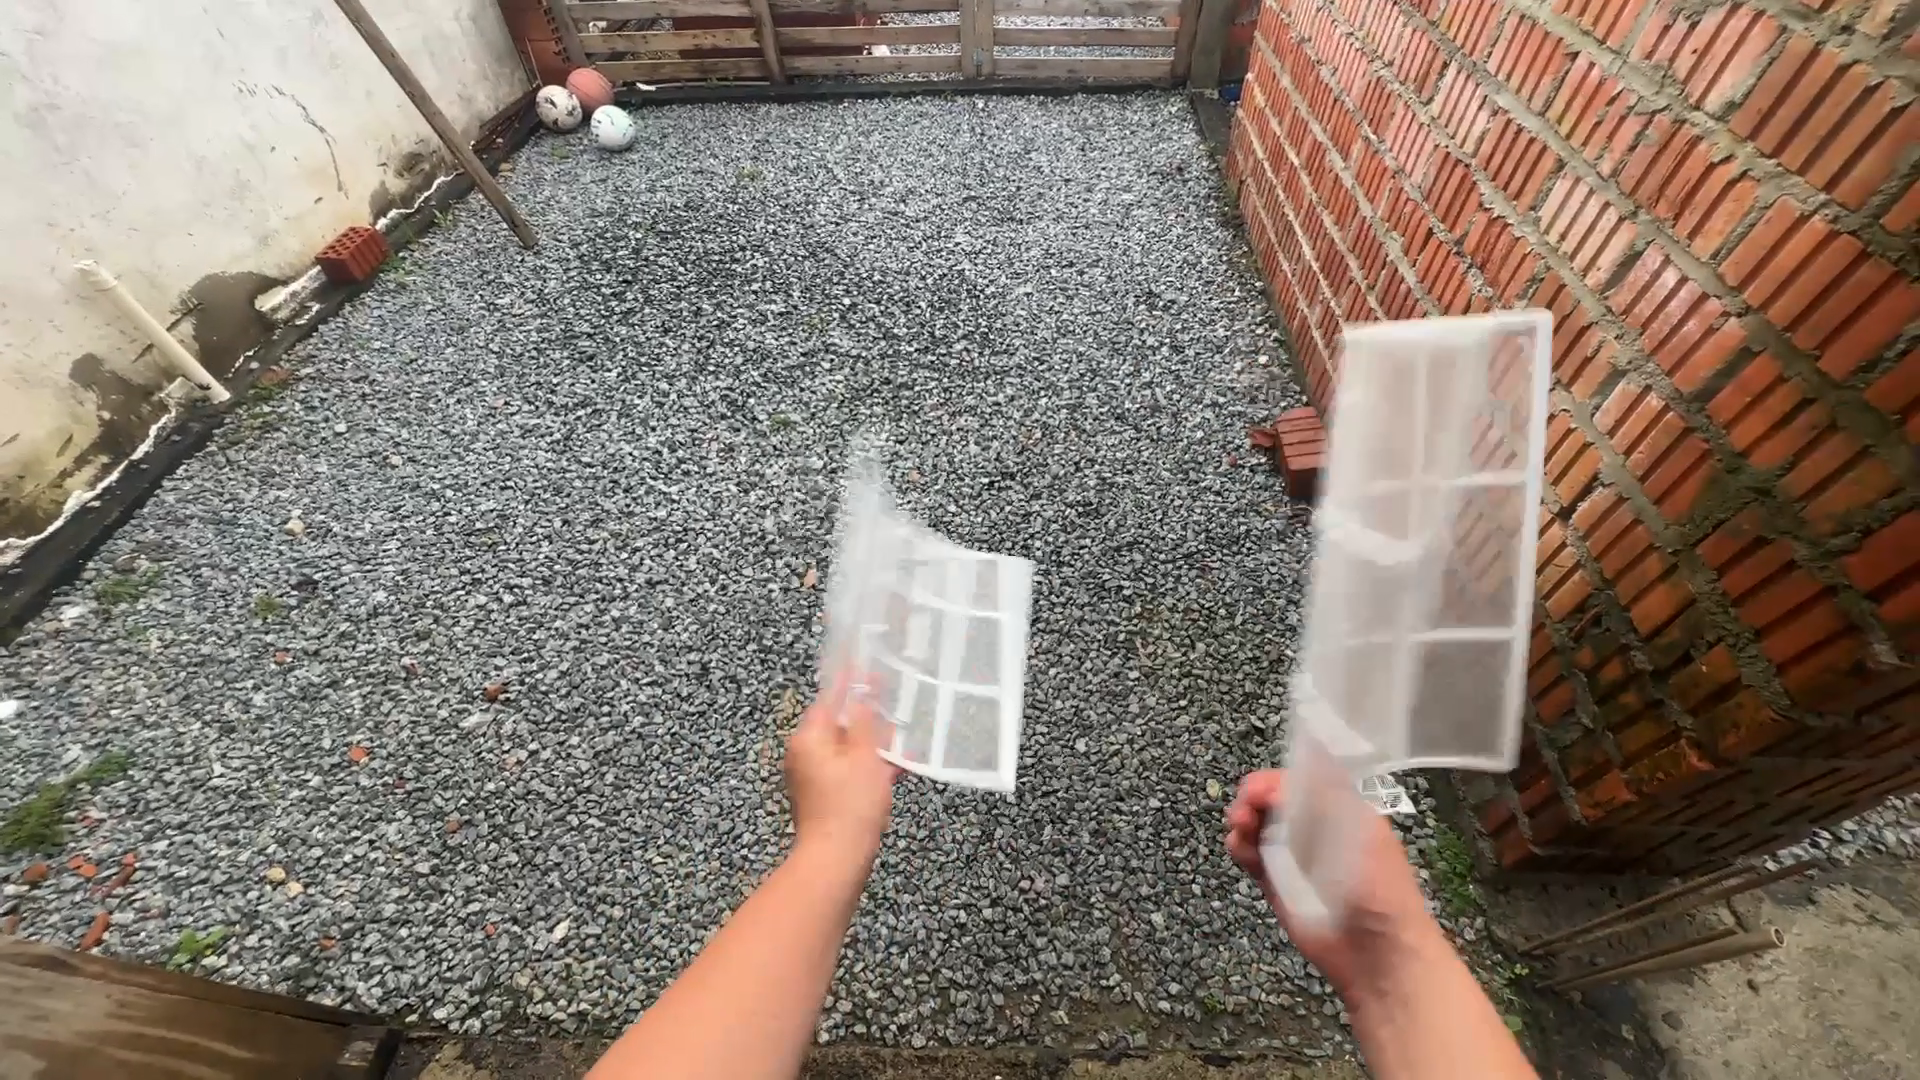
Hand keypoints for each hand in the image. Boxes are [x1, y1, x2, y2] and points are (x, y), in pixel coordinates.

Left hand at [785, 674, 899, 861]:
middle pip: (839, 722)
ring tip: (901, 738)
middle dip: (868, 717)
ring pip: (848, 747)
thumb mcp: (865, 753)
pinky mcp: (826, 794)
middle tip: (893, 705)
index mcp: (809, 737)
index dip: (852, 681)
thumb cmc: (850, 805)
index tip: (868, 664)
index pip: (830, 697)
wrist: (837, 860)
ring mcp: (814, 775)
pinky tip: (896, 765)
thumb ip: (865, 718)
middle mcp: (806, 753)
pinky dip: (870, 764)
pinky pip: (850, 768)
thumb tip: (865, 689)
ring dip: (874, 742)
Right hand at [1225, 769, 1439, 1003]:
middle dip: (1252, 799)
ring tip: (1239, 830)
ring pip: (1257, 824)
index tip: (1255, 791)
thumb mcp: (1357, 832)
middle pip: (1272, 800)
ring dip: (1242, 820)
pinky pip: (1250, 854)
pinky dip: (1239, 846)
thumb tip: (1276, 787)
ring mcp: (1294, 856)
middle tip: (1243, 813)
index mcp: (1340, 811)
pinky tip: (1238, 848)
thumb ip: (1319, 800)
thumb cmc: (1377, 887)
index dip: (1273, 781)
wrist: (1378, 954)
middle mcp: (1315, 829)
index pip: (1299, 781)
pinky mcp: (1276, 882)